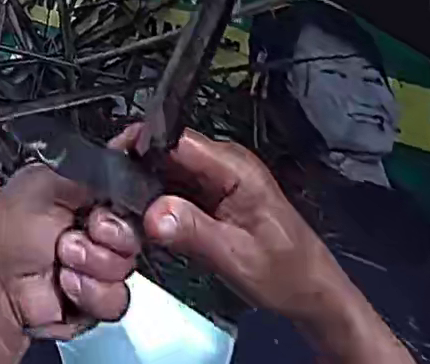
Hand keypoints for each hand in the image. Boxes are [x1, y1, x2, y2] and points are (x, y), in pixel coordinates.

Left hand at [0, 164, 142, 337]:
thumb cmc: (9, 230)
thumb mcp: (45, 179)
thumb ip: (89, 166)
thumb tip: (125, 145)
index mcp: (87, 192)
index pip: (127, 187)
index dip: (127, 195)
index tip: (105, 200)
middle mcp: (98, 225)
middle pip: (133, 227)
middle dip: (107, 231)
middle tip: (74, 231)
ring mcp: (100, 262)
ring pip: (126, 264)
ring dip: (91, 262)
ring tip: (62, 256)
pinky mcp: (99, 296)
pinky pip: (117, 296)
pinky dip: (88, 290)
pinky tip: (66, 281)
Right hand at [112, 125, 412, 363]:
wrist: (314, 291)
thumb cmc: (288, 273)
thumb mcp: (237, 258)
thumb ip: (193, 232)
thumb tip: (152, 213)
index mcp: (234, 166)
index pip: (177, 138)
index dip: (142, 145)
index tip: (115, 161)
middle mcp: (225, 161)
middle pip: (168, 150)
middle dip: (140, 167)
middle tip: (116, 194)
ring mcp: (219, 174)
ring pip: (170, 166)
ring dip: (149, 184)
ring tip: (130, 209)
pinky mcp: (214, 190)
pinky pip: (178, 183)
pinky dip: (161, 197)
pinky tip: (152, 218)